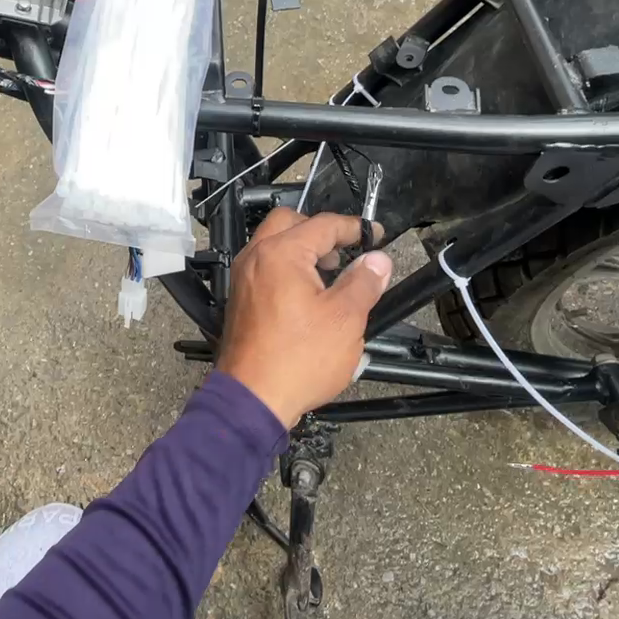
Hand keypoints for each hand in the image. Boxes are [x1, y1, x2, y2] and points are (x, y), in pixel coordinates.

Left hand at [216, 209, 392, 427]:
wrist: (254, 395)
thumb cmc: (297, 359)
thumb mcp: (345, 318)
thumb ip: (364, 282)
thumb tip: (377, 260)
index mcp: (281, 253)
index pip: (322, 224)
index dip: (354, 228)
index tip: (375, 235)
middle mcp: (256, 257)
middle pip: (289, 222)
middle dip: (321, 231)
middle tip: (347, 251)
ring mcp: (244, 277)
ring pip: (274, 244)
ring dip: (303, 249)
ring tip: (331, 276)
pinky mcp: (240, 297)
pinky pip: (265, 266)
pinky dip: (287, 267)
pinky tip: (309, 295)